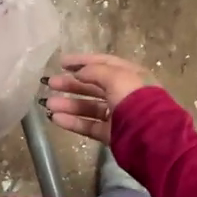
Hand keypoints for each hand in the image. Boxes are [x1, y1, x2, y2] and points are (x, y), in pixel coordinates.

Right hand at [40, 53, 156, 143]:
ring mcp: (117, 115)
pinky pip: (88, 125)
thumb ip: (94, 71)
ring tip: (48, 104)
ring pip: (89, 107)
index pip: (104, 63)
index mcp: (130, 75)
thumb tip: (78, 73)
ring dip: (68, 104)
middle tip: (51, 83)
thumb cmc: (134, 99)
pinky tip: (56, 118)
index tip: (61, 62)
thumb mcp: (116, 77)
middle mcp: (124, 93)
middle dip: (71, 84)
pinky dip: (72, 122)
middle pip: (93, 86)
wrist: (149, 135)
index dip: (82, 61)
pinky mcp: (111, 133)